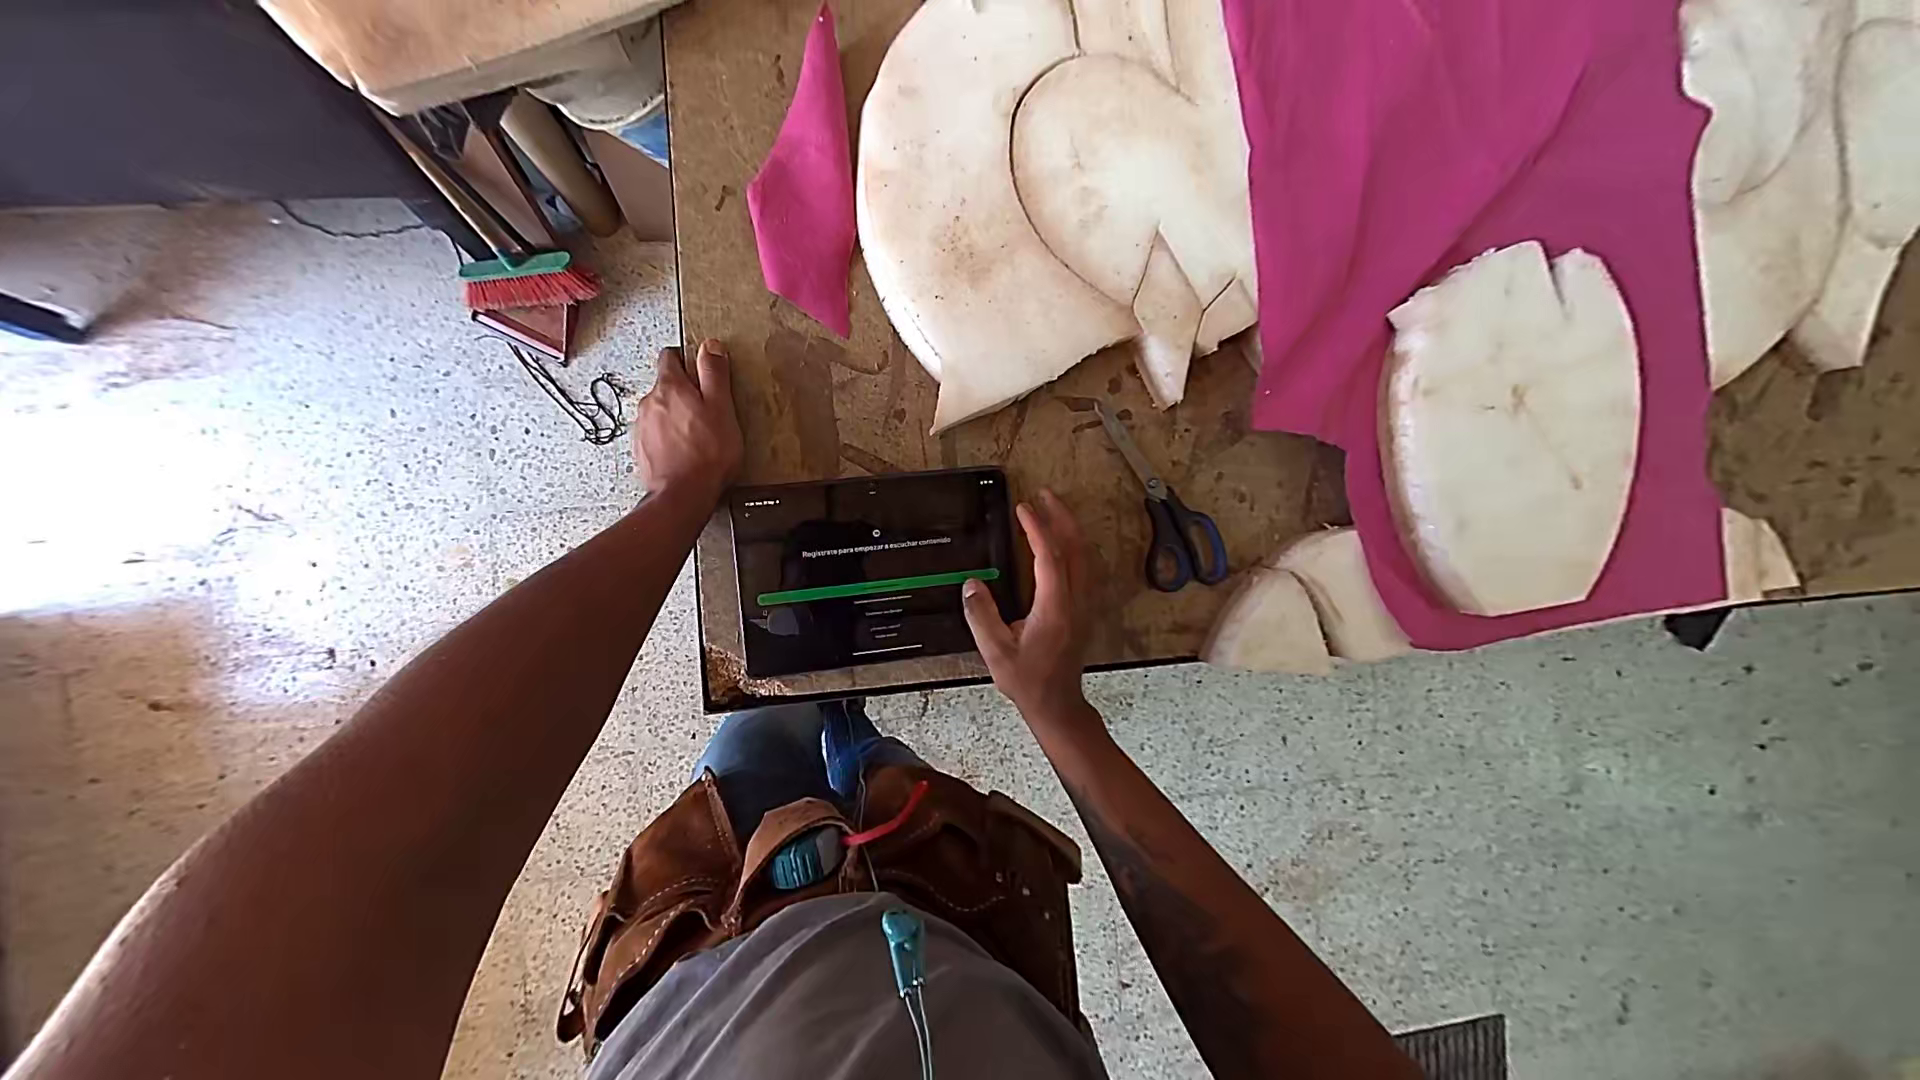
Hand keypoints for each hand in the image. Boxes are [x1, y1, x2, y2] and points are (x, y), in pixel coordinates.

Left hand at [633, 339, 742, 499]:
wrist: (683, 495)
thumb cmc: (707, 455)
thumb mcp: (722, 409)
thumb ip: (714, 374)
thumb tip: (711, 347)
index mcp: (670, 388)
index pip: (670, 357)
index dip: (688, 360)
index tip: (703, 373)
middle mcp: (649, 403)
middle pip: (666, 386)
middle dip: (685, 394)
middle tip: (709, 412)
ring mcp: (642, 427)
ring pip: (661, 412)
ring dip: (677, 418)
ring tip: (700, 437)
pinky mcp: (642, 449)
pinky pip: (657, 435)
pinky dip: (670, 439)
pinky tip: (688, 452)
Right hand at [962, 489, 1099, 732]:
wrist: (1056, 702)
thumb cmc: (1029, 680)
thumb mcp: (995, 651)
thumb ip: (981, 615)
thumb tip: (972, 584)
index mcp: (1055, 609)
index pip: (1050, 558)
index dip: (1038, 529)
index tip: (1025, 509)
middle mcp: (1075, 603)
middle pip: (1076, 548)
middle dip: (1061, 517)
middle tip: (1044, 496)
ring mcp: (1084, 605)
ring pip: (1085, 556)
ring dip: (1071, 529)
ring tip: (1055, 510)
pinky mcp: (1085, 609)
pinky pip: (1087, 567)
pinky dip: (1077, 546)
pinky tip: (1067, 541)